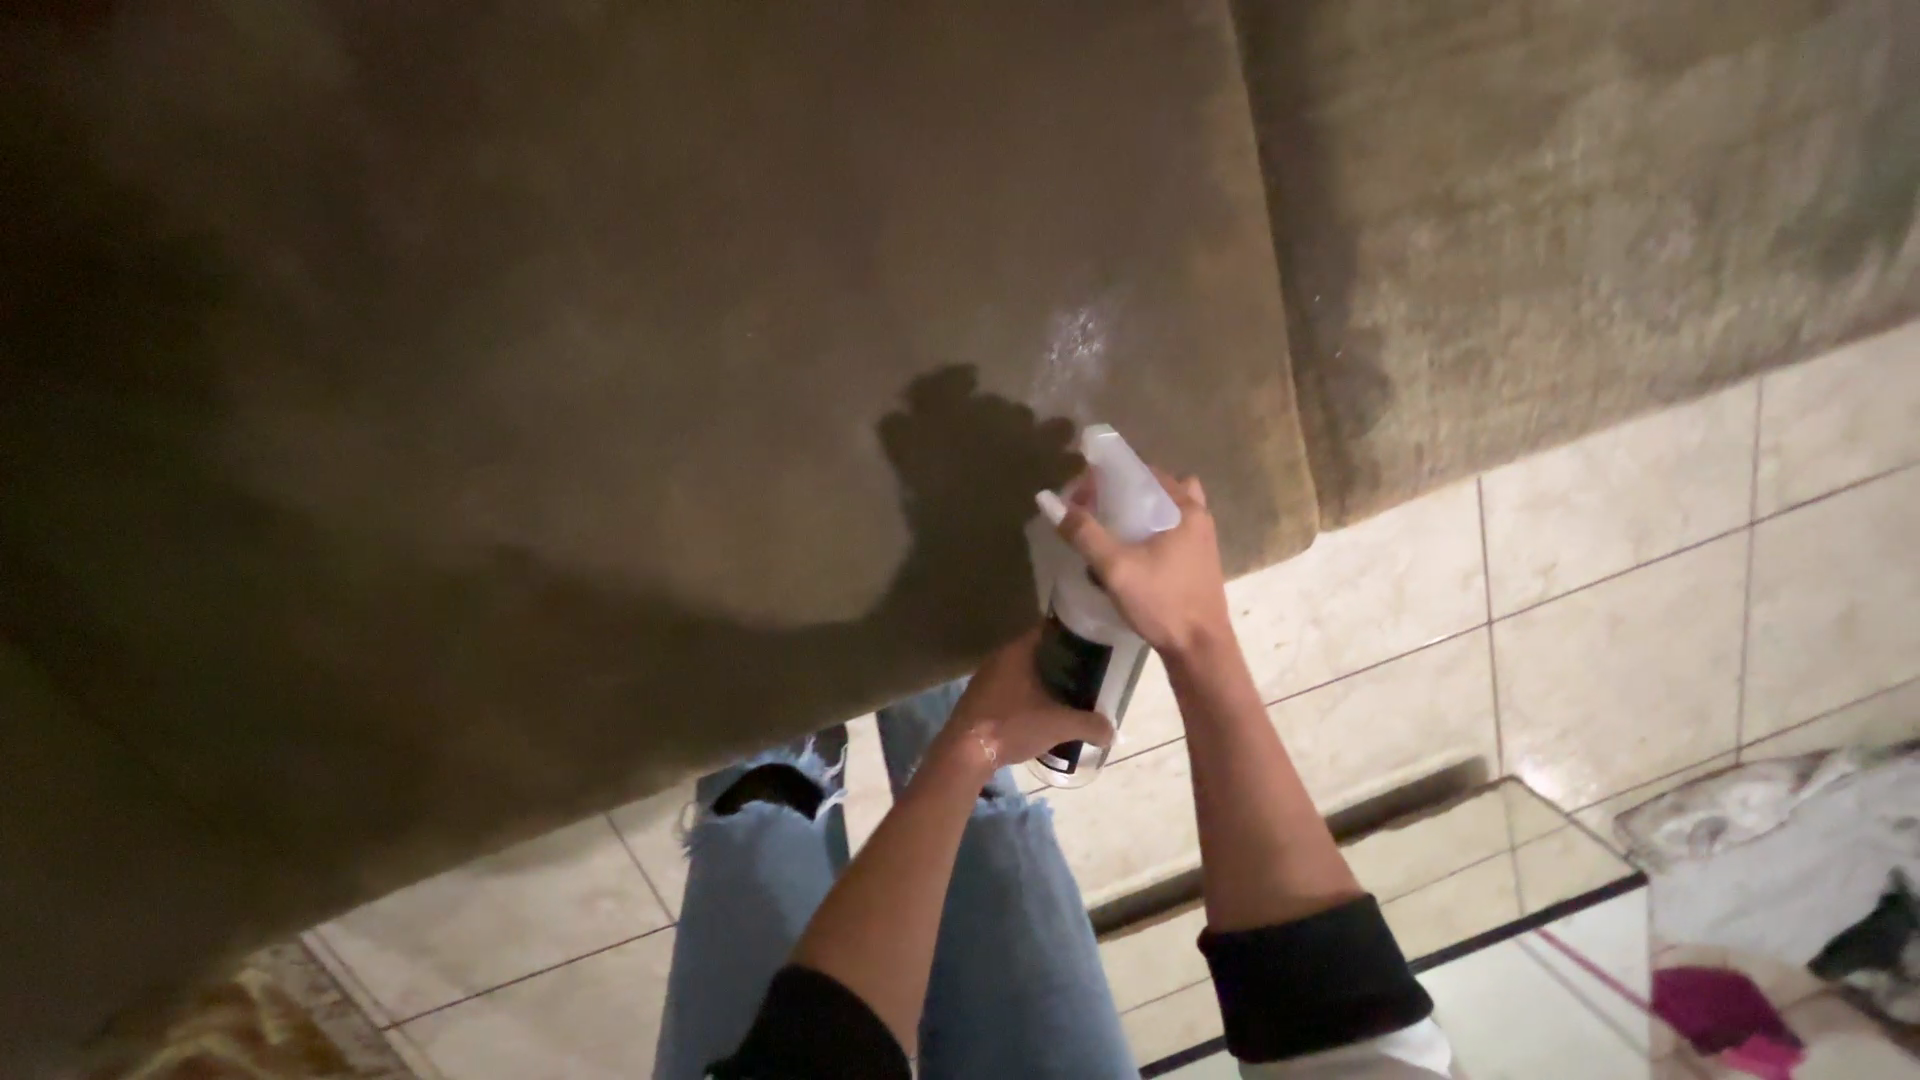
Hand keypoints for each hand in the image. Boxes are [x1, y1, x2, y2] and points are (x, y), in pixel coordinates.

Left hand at [927, 628, 1113, 776]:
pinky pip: (1010, 687)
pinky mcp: (979, 697)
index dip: (1072, 634)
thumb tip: (1112, 731)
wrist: (966, 752)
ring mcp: (986, 677)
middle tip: (1086, 671)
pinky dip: (1027, 694)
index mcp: (1017, 651)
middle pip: (1037, 651)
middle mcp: (1000, 657)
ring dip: (1042, 679)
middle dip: (1060, 661)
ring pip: (1022, 671)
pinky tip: (1040, 710)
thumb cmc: (1012, 725)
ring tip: (1068, 692)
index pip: (1049, 629)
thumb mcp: (1058, 725)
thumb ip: (1089, 725)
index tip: (1092, 643)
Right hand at [1038, 467, 1232, 659]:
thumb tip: (1049, 501)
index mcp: (1184, 507)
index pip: (1143, 471)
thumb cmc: (1162, 602)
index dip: (1108, 476)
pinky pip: (1169, 531)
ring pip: (1163, 510)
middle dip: (1120, 493)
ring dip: (1136, 513)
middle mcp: (1198, 515)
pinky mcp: (1197, 561)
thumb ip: (1083, 533)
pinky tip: (1127, 552)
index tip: (1082, 495)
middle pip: (1154, 488)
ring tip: (1109, 529)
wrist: (1200, 649)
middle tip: (1091, 510)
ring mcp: (1201, 539)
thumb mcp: (1115, 567)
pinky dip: (1148, 531)